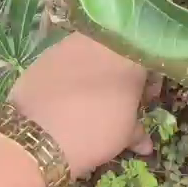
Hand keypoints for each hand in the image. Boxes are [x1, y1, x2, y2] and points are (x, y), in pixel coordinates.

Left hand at [8, 33, 147, 176]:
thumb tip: (145, 144)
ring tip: (90, 97)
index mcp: (129, 57)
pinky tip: (65, 94)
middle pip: (119, 51)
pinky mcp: (44, 53)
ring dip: (95, 69)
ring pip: (91, 51)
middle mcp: (101, 42)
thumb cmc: (94, 132)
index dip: (149, 80)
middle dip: (122, 71)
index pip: (149, 60)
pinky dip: (70, 72)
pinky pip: (65, 58)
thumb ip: (137, 131)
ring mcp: (69, 44)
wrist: (38, 134)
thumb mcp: (123, 136)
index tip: (145, 99)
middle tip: (119, 98)